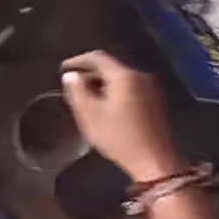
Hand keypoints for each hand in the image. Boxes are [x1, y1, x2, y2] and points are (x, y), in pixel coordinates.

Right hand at [60, 51, 187, 182]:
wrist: (156, 160)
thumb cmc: (119, 137)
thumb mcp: (91, 115)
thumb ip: (77, 91)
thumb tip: (70, 75)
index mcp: (124, 76)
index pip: (98, 58)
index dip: (78, 61)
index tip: (63, 69)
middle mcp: (140, 76)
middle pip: (111, 68)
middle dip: (90, 75)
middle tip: (73, 87)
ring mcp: (151, 88)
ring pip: (121, 79)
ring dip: (102, 85)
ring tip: (87, 99)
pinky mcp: (156, 101)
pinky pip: (130, 88)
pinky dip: (115, 92)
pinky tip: (106, 107)